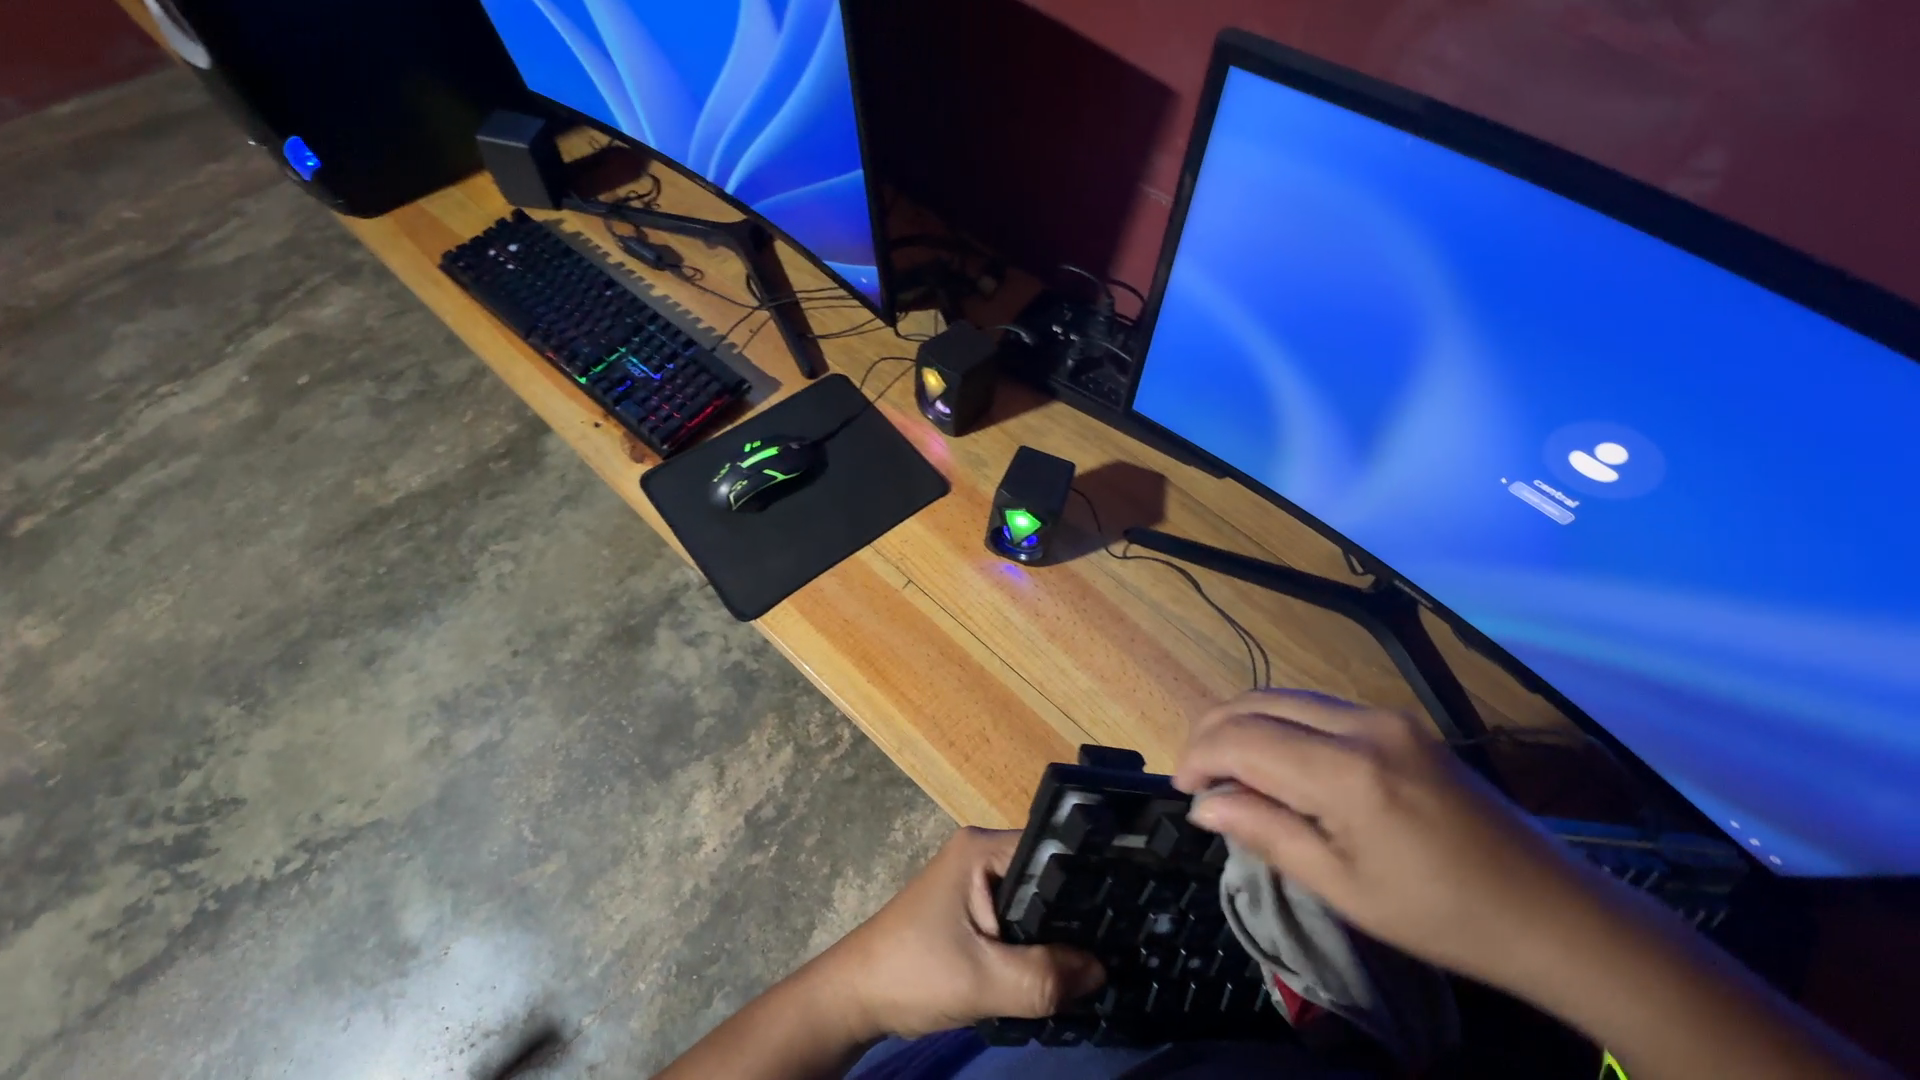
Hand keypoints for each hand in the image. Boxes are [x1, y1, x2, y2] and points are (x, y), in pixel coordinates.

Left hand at [816, 827, 1104, 1037]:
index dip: (1092, 878)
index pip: (1055, 848)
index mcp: (982, 848)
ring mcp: (976, 880)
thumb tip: (1102, 970)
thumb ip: (1044, 977)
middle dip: (1080, 910)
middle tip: (1124, 942)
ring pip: (1036, 900)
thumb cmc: (912, 974)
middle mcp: (982, 852)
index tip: (1129, 908)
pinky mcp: (973, 908)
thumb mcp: (982, 982)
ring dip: (1059, 931)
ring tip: (1104, 958)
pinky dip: (1039, 942)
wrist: (854, 999)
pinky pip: (1020, 917)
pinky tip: (1065, 967)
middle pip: (1049, 874)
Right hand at [1173, 690, 1604, 989]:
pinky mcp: (1402, 723)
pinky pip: (1320, 706)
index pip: (1244, 737)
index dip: (1200, 756)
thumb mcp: (1341, 887)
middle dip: (1213, 730)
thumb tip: (1205, 804)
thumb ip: (1265, 831)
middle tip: (1192, 773)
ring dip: (1245, 722)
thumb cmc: (1441, 915)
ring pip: (1288, 696)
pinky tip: (1274, 757)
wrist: (1550, 912)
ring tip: (1224, 766)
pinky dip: (1281, 722)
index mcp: (1348, 771)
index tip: (1181, 789)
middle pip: (1260, 701)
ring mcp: (1388, 717)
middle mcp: (1365, 724)